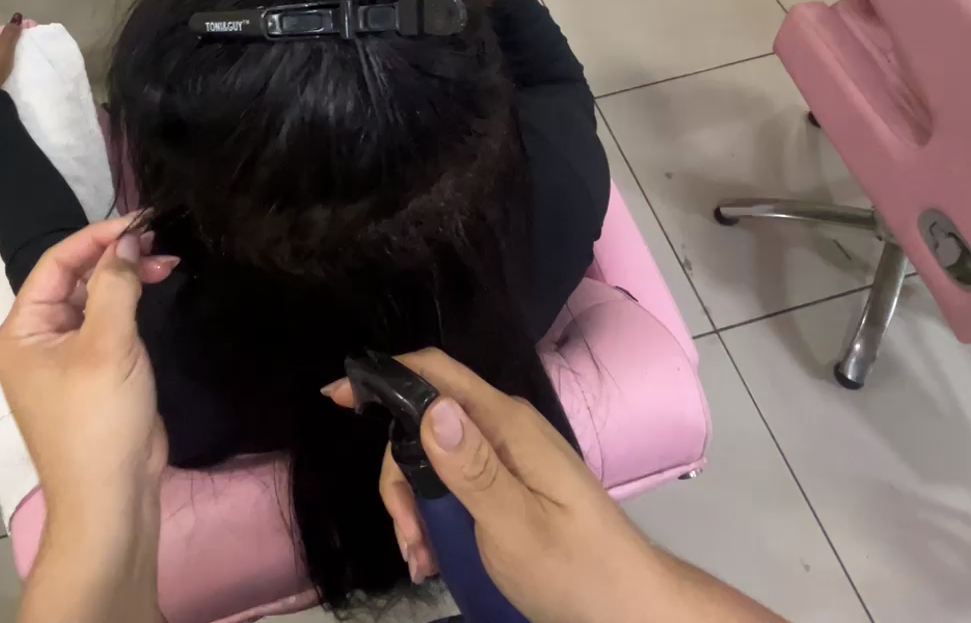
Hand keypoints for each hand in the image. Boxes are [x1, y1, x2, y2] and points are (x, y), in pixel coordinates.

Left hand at [0, 216, 179, 512]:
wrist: (112, 492)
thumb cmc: (98, 417)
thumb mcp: (106, 344)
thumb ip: (114, 284)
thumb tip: (125, 240)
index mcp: (23, 330)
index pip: (56, 264)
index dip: (96, 237)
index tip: (140, 221)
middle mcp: (39, 337)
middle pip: (76, 277)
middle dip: (115, 256)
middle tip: (159, 242)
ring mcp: (68, 353)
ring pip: (97, 295)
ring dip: (128, 275)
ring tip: (166, 262)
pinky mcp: (96, 366)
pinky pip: (110, 318)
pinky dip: (133, 299)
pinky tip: (156, 286)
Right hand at [324, 349, 670, 622]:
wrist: (633, 611)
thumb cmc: (578, 571)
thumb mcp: (518, 527)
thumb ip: (473, 468)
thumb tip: (430, 407)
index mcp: (506, 423)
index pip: (435, 372)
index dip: (385, 375)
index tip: (337, 398)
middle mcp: (503, 426)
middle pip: (424, 422)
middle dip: (400, 476)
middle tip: (408, 537)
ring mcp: (505, 454)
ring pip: (432, 456)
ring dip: (414, 504)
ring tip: (421, 558)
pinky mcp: (505, 480)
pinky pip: (452, 480)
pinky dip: (432, 514)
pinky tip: (432, 554)